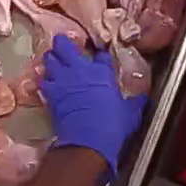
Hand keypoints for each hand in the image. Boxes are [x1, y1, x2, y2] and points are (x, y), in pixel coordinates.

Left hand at [40, 37, 146, 175]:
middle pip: (64, 46)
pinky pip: (42, 80)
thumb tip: (143, 98)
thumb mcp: (131, 113)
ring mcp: (61, 80)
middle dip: (63, 44)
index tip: (100, 59)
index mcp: (101, 72)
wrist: (87, 141)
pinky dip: (43, 80)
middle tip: (64, 47)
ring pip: (49, 59)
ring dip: (50, 59)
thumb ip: (135, 101)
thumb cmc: (112, 126)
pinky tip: (46, 82)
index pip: (101, 55)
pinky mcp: (49, 94)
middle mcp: (79, 70)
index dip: (99, 55)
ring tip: (52, 62)